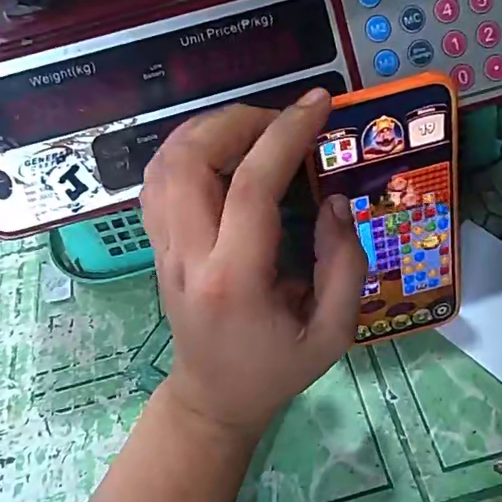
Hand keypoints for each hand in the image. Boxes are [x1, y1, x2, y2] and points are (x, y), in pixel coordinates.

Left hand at [139, 91, 366, 445]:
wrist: (212, 397)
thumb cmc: (275, 370)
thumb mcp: (333, 333)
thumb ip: (344, 265)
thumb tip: (332, 200)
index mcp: (233, 280)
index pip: (250, 188)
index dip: (285, 135)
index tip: (318, 105)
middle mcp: (188, 256)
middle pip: (190, 160)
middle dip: (238, 121)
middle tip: (282, 120)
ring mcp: (163, 248)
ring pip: (164, 163)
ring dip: (208, 129)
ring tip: (254, 129)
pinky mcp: (157, 244)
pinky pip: (157, 179)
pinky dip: (186, 149)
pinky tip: (220, 151)